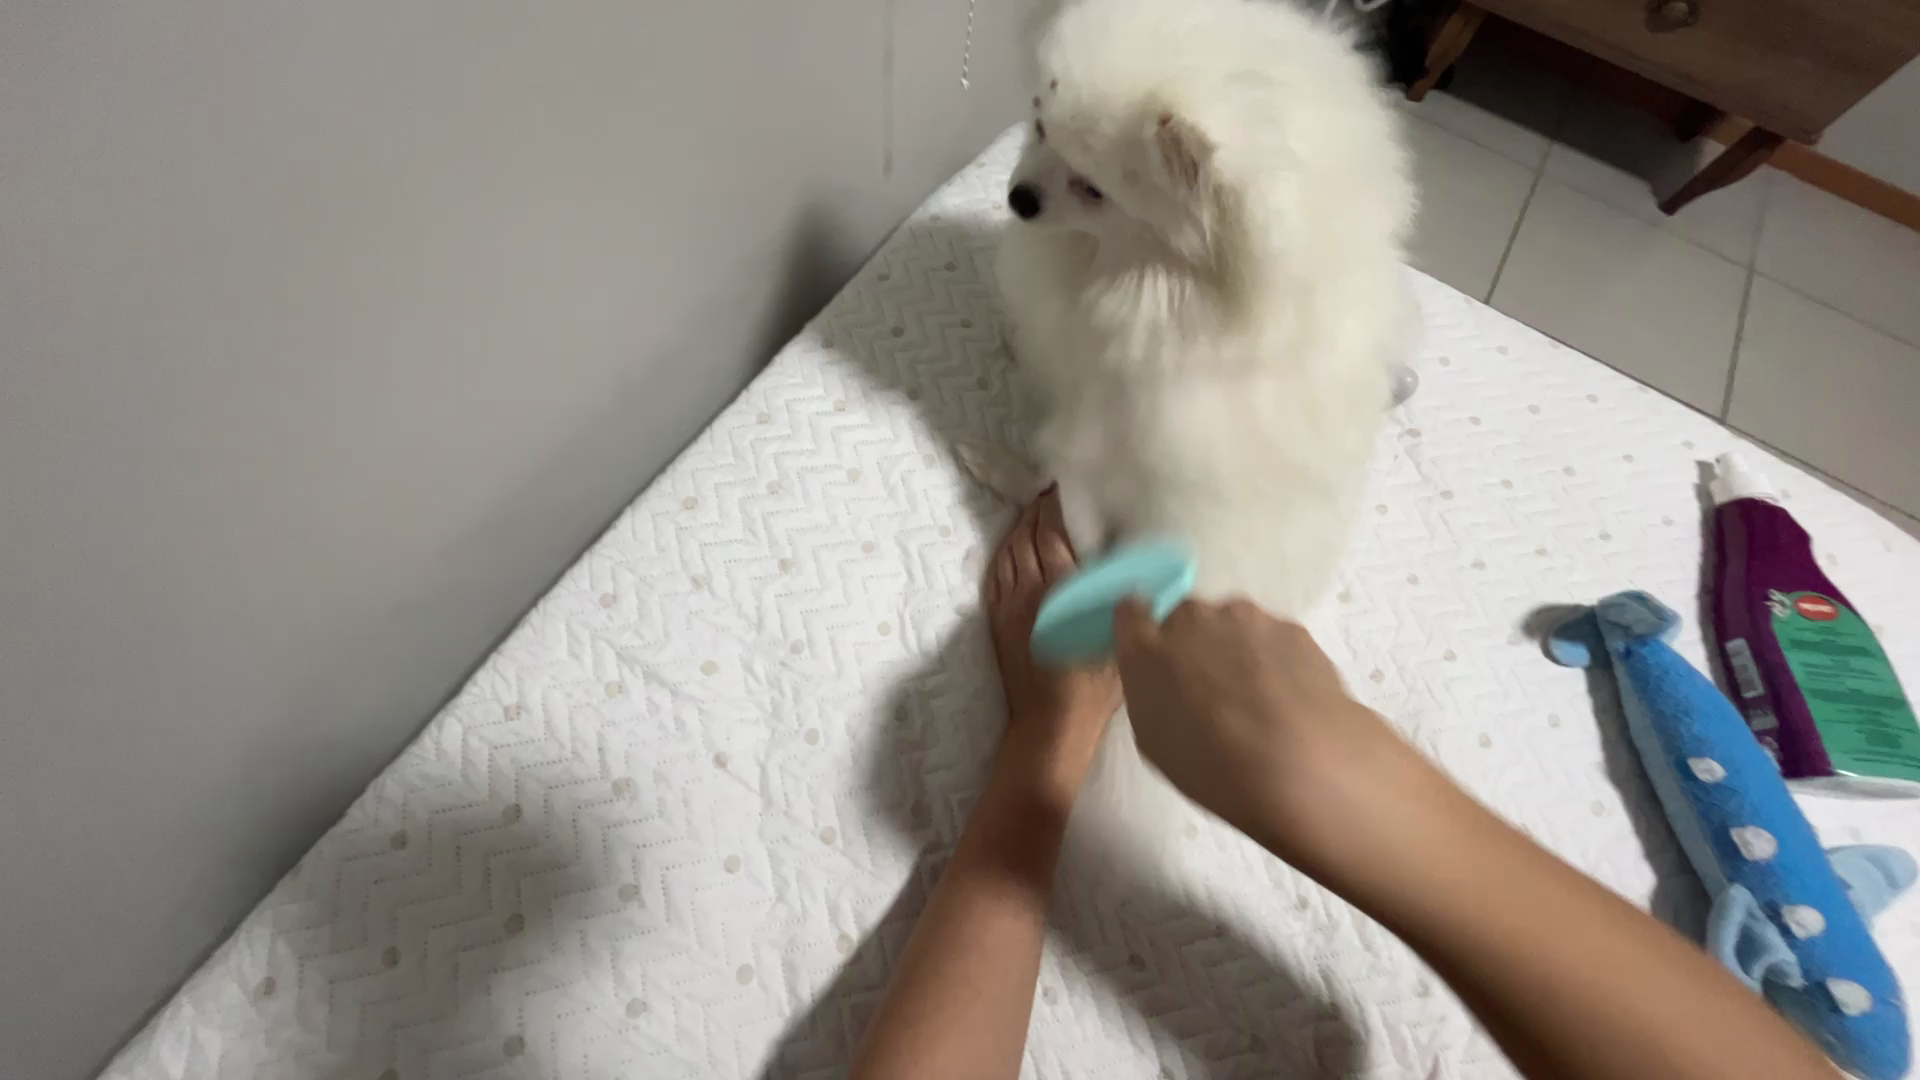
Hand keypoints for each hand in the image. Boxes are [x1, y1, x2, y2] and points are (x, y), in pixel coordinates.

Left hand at [986, 488, 1123, 796]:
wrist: (1048, 726)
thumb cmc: (1092, 689)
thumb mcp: (1119, 641)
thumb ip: (1120, 602)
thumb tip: (1130, 569)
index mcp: (1059, 593)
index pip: (1051, 535)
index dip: (1054, 507)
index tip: (1063, 486)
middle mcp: (1028, 592)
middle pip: (1026, 536)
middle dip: (1036, 509)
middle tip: (1049, 491)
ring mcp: (1008, 605)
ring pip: (1007, 552)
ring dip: (1018, 527)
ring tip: (1032, 511)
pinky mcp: (997, 620)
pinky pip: (996, 574)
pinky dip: (1004, 553)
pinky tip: (1012, 546)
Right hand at [1112, 596, 1400, 854]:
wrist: (1300, 765)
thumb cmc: (1211, 765)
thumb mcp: (1153, 736)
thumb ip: (1150, 688)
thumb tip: (1164, 674)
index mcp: (1145, 647)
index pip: (1130, 611)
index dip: (1142, 629)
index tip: (1154, 651)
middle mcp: (1189, 617)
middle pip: (1186, 617)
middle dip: (1195, 642)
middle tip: (1212, 687)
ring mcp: (1244, 617)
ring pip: (1233, 624)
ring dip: (1237, 648)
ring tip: (1259, 698)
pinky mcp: (1291, 627)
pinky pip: (1273, 638)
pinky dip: (1276, 659)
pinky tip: (1290, 698)